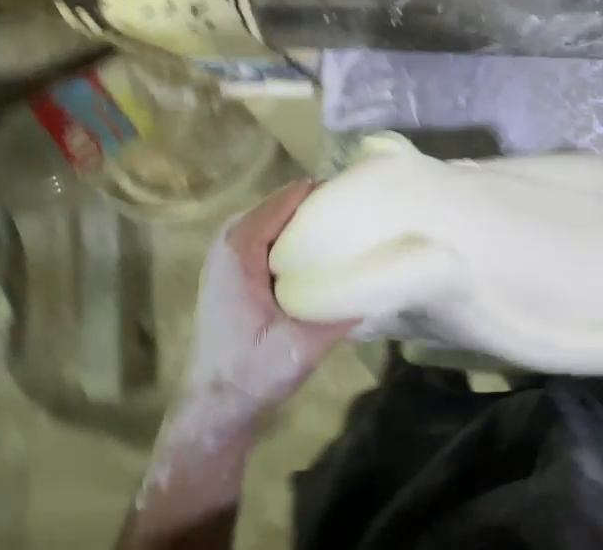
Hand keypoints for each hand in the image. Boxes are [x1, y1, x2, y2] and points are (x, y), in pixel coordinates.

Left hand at [178, 179, 356, 432]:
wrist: (215, 407)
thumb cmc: (253, 373)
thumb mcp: (303, 344)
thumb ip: (341, 309)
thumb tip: (387, 278)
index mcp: (241, 244)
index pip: (294, 194)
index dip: (330, 197)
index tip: (364, 211)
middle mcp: (231, 236)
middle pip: (289, 202)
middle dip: (324, 210)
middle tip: (364, 228)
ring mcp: (231, 249)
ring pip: (283, 218)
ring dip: (313, 227)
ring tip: (350, 243)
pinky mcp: (237, 265)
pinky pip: (275, 235)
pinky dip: (299, 242)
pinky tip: (325, 263)